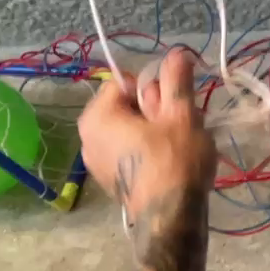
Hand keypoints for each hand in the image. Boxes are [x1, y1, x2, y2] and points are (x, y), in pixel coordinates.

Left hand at [78, 49, 216, 213]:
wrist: (171, 217)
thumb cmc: (174, 161)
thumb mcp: (181, 116)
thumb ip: (176, 82)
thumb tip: (177, 53)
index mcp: (97, 116)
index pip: (125, 82)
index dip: (155, 88)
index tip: (175, 106)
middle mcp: (87, 136)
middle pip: (128, 106)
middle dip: (156, 111)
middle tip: (182, 127)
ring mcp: (95, 161)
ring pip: (130, 129)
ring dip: (155, 131)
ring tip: (179, 146)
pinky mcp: (109, 180)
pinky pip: (129, 151)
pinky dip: (148, 150)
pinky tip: (169, 164)